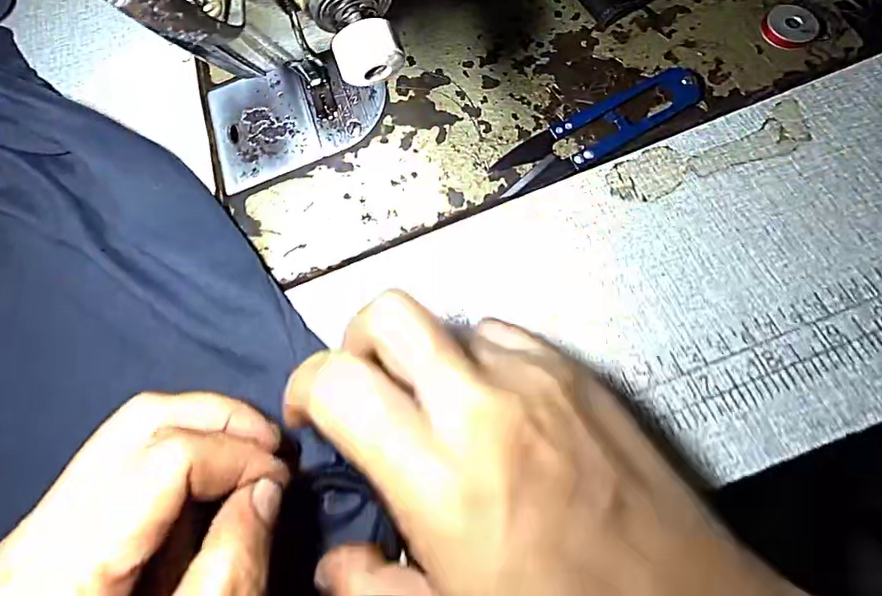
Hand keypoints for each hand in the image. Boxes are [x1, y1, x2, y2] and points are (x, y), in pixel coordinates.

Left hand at [0, 392, 288, 595]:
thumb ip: (228, 571)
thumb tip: (265, 486)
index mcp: (54, 570)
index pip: (164, 454)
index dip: (235, 450)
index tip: (282, 475)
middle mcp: (25, 540)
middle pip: (137, 422)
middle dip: (217, 420)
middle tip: (270, 449)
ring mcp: (19, 546)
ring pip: (124, 439)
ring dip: (196, 437)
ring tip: (246, 468)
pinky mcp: (28, 559)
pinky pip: (111, 481)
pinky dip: (168, 474)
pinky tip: (201, 507)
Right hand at [284, 292, 798, 595]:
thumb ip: (377, 590)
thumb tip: (332, 558)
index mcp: (441, 478)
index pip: (339, 382)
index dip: (305, 385)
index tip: (310, 412)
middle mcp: (482, 405)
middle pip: (390, 313)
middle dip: (360, 341)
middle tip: (367, 388)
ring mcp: (534, 374)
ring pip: (448, 324)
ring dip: (428, 360)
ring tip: (443, 411)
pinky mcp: (575, 368)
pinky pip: (504, 336)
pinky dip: (483, 362)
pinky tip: (503, 411)